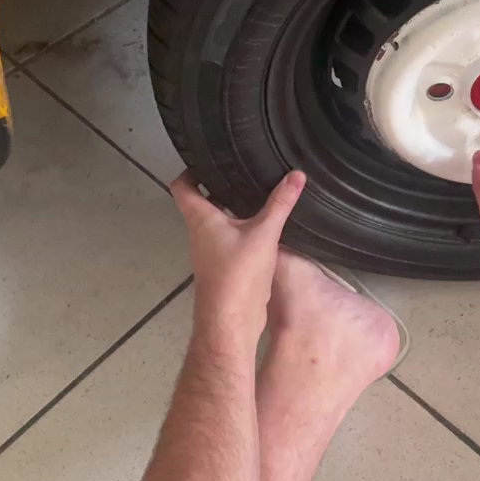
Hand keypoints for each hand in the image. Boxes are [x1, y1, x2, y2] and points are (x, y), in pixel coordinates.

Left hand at [169, 169, 305, 334]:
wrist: (231, 321)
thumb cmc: (237, 273)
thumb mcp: (264, 233)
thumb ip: (281, 203)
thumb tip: (297, 175)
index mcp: (201, 219)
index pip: (182, 187)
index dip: (190, 171)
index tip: (207, 160)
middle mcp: (200, 233)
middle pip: (202, 203)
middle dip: (219, 186)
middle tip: (241, 171)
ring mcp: (210, 251)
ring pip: (218, 222)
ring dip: (233, 208)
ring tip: (257, 192)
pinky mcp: (224, 266)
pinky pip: (231, 239)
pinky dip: (243, 228)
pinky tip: (264, 225)